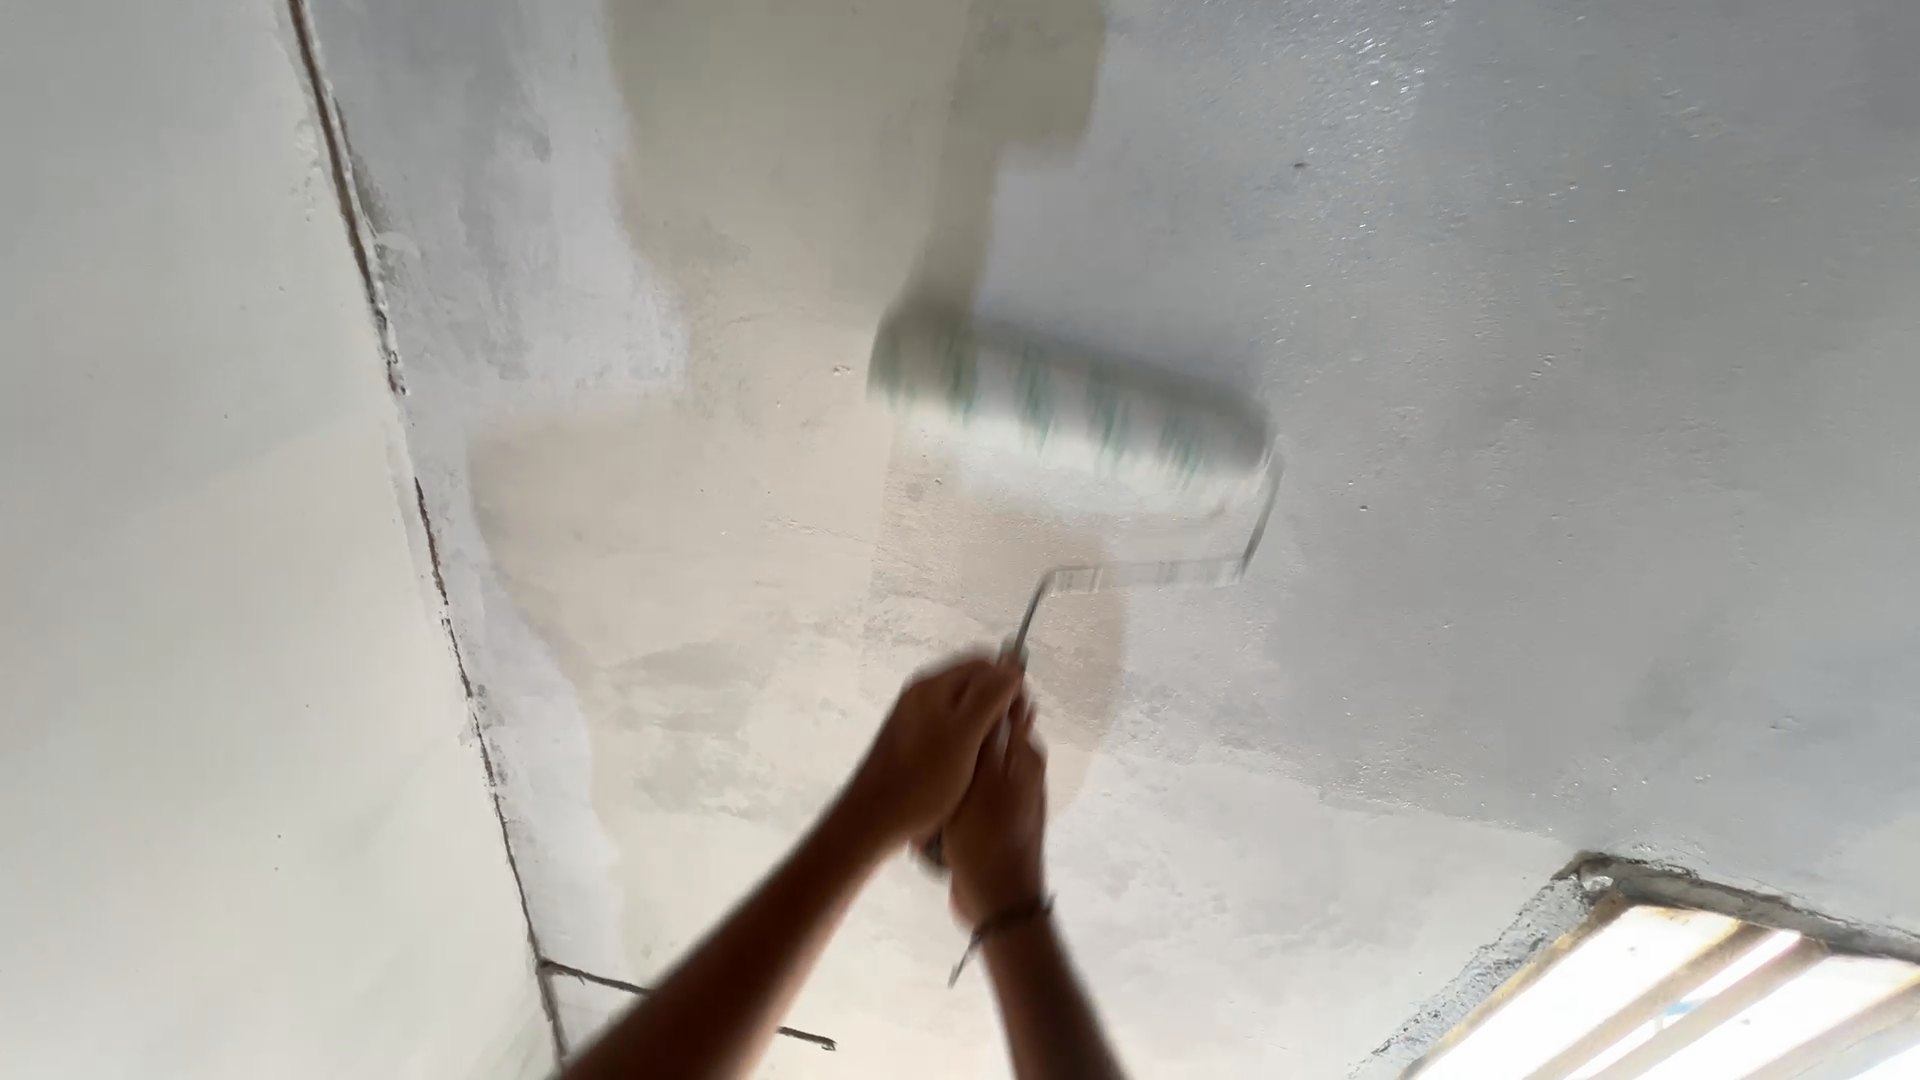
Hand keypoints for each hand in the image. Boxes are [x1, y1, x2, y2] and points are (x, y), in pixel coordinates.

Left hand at [836, 655, 1025, 850]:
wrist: (873, 821)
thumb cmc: (922, 781)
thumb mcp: (964, 736)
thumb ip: (989, 697)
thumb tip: (1013, 665)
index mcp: (933, 686)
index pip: (983, 665)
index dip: (1008, 684)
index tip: (1021, 715)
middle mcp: (922, 695)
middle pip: (973, 685)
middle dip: (997, 706)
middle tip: (1009, 739)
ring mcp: (916, 718)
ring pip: (964, 709)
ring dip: (985, 726)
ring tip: (993, 755)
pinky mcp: (914, 741)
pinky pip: (951, 729)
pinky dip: (969, 741)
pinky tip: (974, 765)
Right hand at [944, 692, 1047, 925]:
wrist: (997, 900)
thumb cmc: (986, 834)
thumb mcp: (982, 776)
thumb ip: (989, 734)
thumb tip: (999, 690)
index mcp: (1024, 752)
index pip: (1004, 705)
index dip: (975, 699)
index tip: (945, 704)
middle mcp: (1021, 767)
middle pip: (983, 734)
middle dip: (957, 737)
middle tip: (929, 744)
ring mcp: (1007, 793)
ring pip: (972, 763)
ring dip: (951, 769)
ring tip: (926, 773)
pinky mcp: (992, 816)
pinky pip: (969, 791)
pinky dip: (952, 793)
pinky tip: (933, 800)